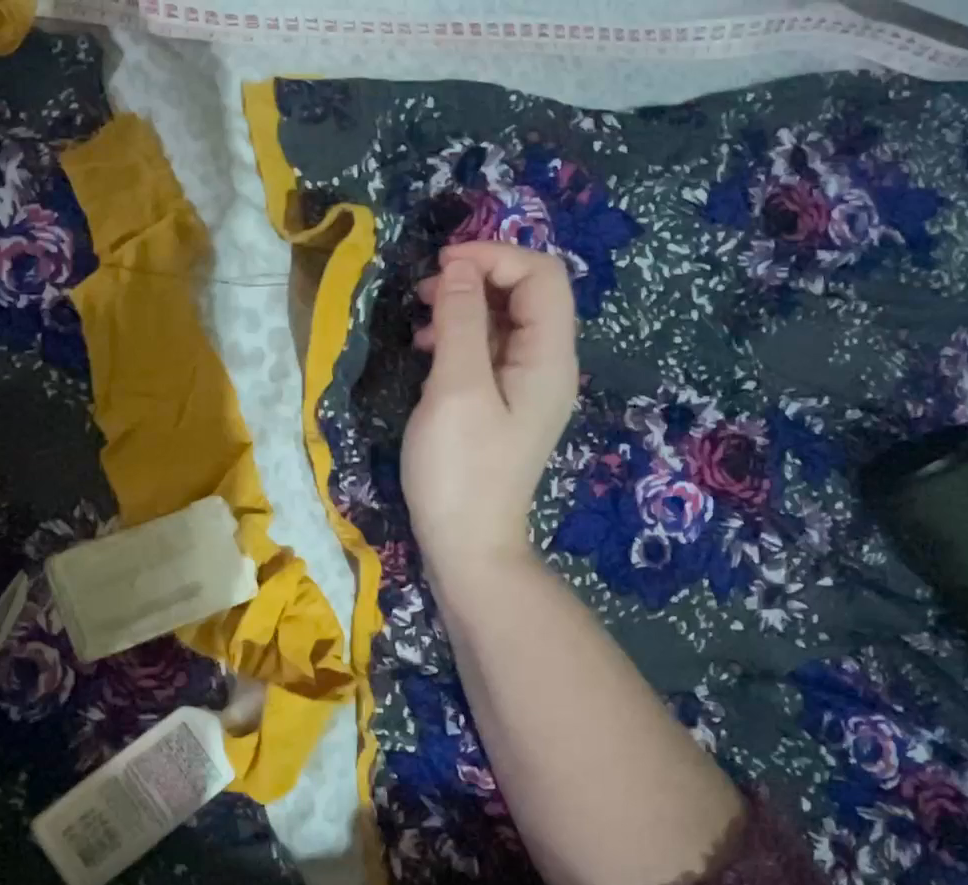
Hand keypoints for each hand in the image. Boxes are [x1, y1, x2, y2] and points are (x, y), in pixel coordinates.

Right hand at [401, 243, 578, 579]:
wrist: (467, 545)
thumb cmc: (459, 470)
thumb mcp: (456, 389)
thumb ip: (461, 322)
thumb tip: (459, 268)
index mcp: (548, 358)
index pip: (541, 275)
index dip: (494, 256)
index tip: (440, 266)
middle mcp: (548, 366)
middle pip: (528, 294)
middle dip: (477, 278)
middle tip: (424, 290)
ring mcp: (527, 389)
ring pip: (505, 323)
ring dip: (464, 307)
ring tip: (419, 319)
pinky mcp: (503, 408)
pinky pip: (490, 354)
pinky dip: (460, 339)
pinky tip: (427, 351)